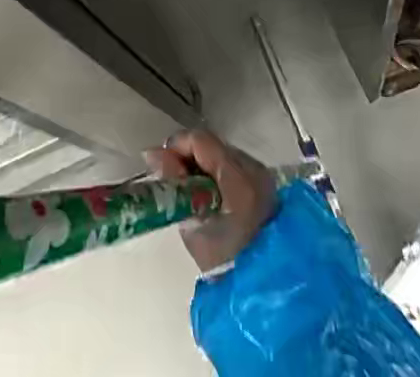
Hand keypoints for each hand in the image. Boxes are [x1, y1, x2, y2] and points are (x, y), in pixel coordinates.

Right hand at [145, 130, 275, 272]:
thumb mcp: (192, 225)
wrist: (262, 279)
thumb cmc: (223, 260)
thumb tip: (155, 155)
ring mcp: (262, 173)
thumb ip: (176, 185)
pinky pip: (234, 165)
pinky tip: (207, 194)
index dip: (177, 146)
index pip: (202, 141)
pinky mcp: (265, 182)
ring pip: (223, 153)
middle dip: (188, 156)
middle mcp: (253, 167)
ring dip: (202, 164)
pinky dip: (217, 172)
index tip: (159, 164)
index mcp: (237, 178)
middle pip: (214, 145)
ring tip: (187, 190)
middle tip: (170, 179)